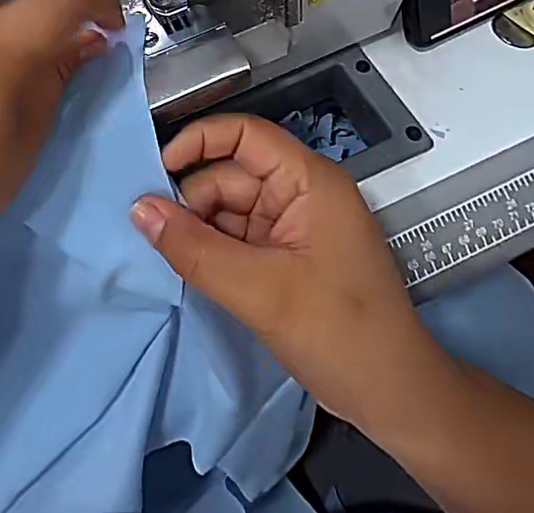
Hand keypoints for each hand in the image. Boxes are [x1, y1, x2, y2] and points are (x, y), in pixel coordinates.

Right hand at [129, 114, 438, 425]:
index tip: (158, 170)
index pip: (245, 134)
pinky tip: (192, 268)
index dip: (199, 141)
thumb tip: (139, 209)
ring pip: (227, 208)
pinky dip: (211, 248)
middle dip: (192, 202)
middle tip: (159, 236)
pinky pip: (235, 235)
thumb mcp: (261, 291)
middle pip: (229, 174)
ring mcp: (292, 223)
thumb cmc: (342, 334)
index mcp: (307, 180)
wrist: (394, 399)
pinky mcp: (284, 253)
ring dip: (199, 229)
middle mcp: (299, 192)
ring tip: (175, 260)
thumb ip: (194, 249)